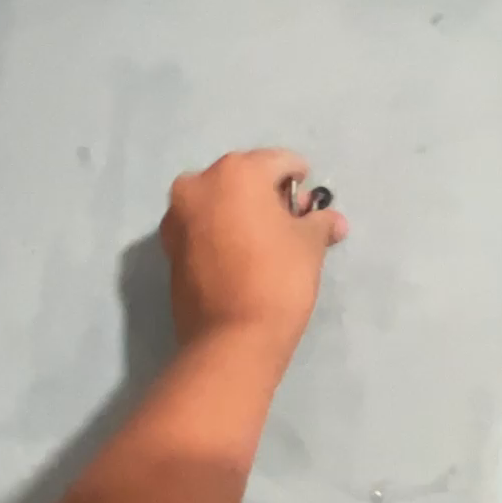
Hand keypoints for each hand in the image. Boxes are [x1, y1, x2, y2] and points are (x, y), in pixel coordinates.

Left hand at [160, 148, 347, 361]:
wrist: (232, 339)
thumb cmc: (277, 279)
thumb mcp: (309, 245)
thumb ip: (319, 222)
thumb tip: (332, 220)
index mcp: (234, 172)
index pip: (279, 163)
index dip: (300, 180)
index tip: (310, 202)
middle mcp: (197, 185)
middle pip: (244, 180)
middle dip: (269, 197)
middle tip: (293, 224)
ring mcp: (177, 218)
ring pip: (219, 204)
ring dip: (243, 215)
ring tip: (268, 243)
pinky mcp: (169, 250)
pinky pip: (203, 229)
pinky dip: (222, 234)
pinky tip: (243, 257)